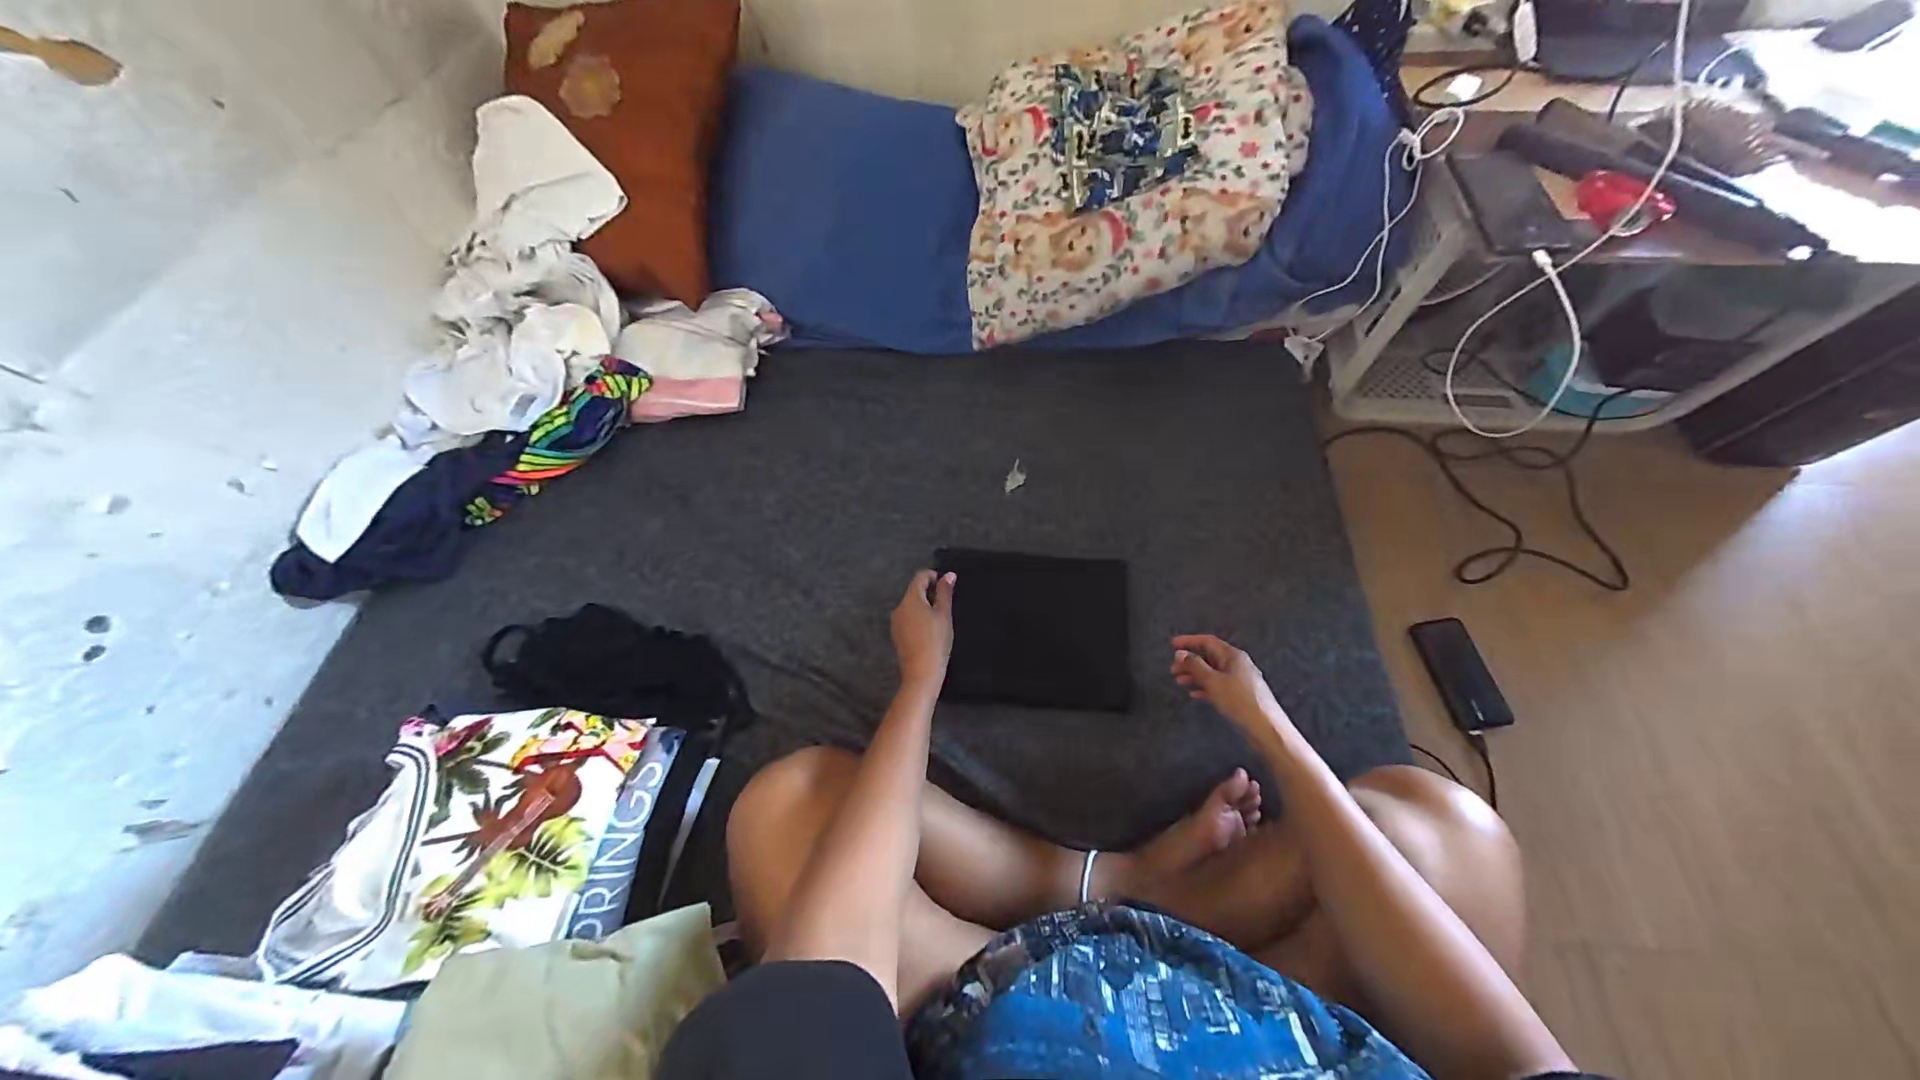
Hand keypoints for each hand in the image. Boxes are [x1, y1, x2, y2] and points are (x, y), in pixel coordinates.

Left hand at [892, 570, 956, 687]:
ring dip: (923, 605)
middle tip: (946, 604)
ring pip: (910, 605)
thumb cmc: (936, 641)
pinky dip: (918, 617)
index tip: (945, 584)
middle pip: (914, 591)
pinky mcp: (896, 634)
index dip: (932, 576)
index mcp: (910, 599)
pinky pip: (907, 618)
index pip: (919, 577)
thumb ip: (945, 593)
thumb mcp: (944, 615)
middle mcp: (899, 607)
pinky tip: (929, 630)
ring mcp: (896, 621)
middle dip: (929, 592)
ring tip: (939, 619)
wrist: (921, 672)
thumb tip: (948, 575)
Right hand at [1171, 634, 1290, 733]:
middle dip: (1189, 661)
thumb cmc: (1239, 700)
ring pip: (1212, 672)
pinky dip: (1205, 687)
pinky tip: (1195, 694)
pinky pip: (1218, 685)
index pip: (1207, 641)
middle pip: (1209, 657)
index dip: (1188, 641)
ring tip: (1179, 682)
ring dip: (1194, 675)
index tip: (1172, 644)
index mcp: (1232, 656)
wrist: (1266, 727)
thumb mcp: (1213, 681)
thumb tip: (1181, 653)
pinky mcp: (1240, 694)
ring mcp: (1239, 679)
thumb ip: (1195, 665)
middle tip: (1172, 669)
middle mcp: (1237, 664)